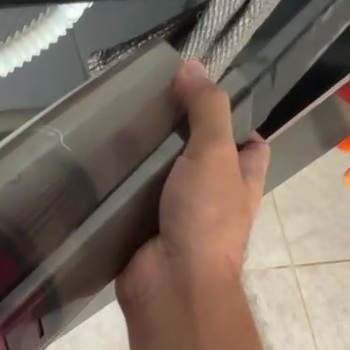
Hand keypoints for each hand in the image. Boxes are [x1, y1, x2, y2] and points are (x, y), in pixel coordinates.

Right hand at [117, 59, 269, 320]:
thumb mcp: (214, 152)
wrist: (171, 285)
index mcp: (241, 183)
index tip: (204, 102)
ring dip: (144, 172)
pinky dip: (118, 200)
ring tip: (118, 138)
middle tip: (151, 114)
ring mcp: (176, 225)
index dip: (236, 124)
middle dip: (180, 144)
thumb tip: (191, 65)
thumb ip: (206, 109)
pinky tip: (100, 178)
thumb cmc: (205, 219)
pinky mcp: (142, 242)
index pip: (250, 147)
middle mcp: (212, 204)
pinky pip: (130, 214)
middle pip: (201, 165)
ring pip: (162, 189)